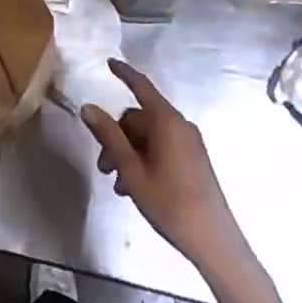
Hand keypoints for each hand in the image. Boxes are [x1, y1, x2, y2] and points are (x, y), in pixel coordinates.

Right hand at [80, 58, 242, 262]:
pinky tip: (133, 187)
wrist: (214, 241)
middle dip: (116, 137)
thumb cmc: (170, 202)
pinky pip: (162, 147)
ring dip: (128, 153)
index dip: (124, 73)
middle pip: (139, 118)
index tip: (108, 61)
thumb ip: (109, 136)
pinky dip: (144, 159)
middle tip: (102, 167)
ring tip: (117, 184)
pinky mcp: (194, 158)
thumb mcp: (132, 170)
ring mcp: (189, 142)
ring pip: (148, 136)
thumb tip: (88, 107)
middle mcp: (180, 125)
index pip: (141, 86)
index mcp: (167, 121)